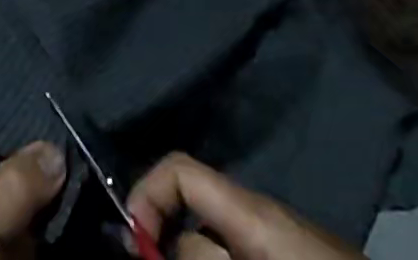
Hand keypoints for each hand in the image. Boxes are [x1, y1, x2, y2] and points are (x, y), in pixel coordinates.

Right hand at [128, 153, 362, 259]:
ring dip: (194, 252)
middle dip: (166, 239)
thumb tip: (158, 241)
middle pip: (189, 210)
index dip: (145, 195)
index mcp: (247, 206)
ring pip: (209, 237)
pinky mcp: (283, 248)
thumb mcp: (251, 258)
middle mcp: (255, 208)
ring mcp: (271, 230)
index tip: (134, 243)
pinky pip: (232, 247)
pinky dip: (216, 256)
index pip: (178, 167)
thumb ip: (202, 253)